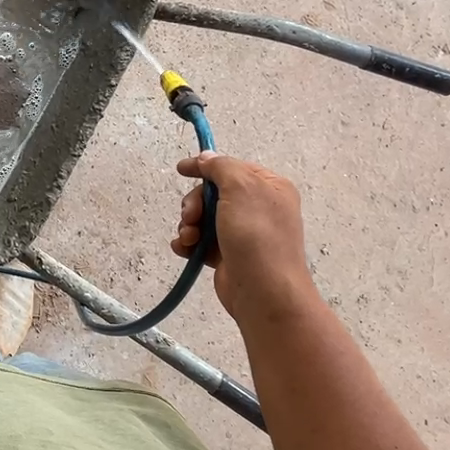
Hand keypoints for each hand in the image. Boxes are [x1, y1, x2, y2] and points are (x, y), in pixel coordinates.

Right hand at [172, 151, 318, 323]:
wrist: (263, 292)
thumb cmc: (256, 235)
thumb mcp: (241, 188)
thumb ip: (221, 167)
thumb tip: (206, 157)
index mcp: (268, 187)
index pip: (231, 168)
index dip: (205, 168)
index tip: (181, 169)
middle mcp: (257, 207)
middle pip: (212, 193)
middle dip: (195, 204)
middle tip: (191, 217)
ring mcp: (242, 233)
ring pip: (203, 217)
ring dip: (189, 225)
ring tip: (190, 238)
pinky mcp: (228, 255)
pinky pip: (201, 241)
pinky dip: (189, 243)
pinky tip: (184, 249)